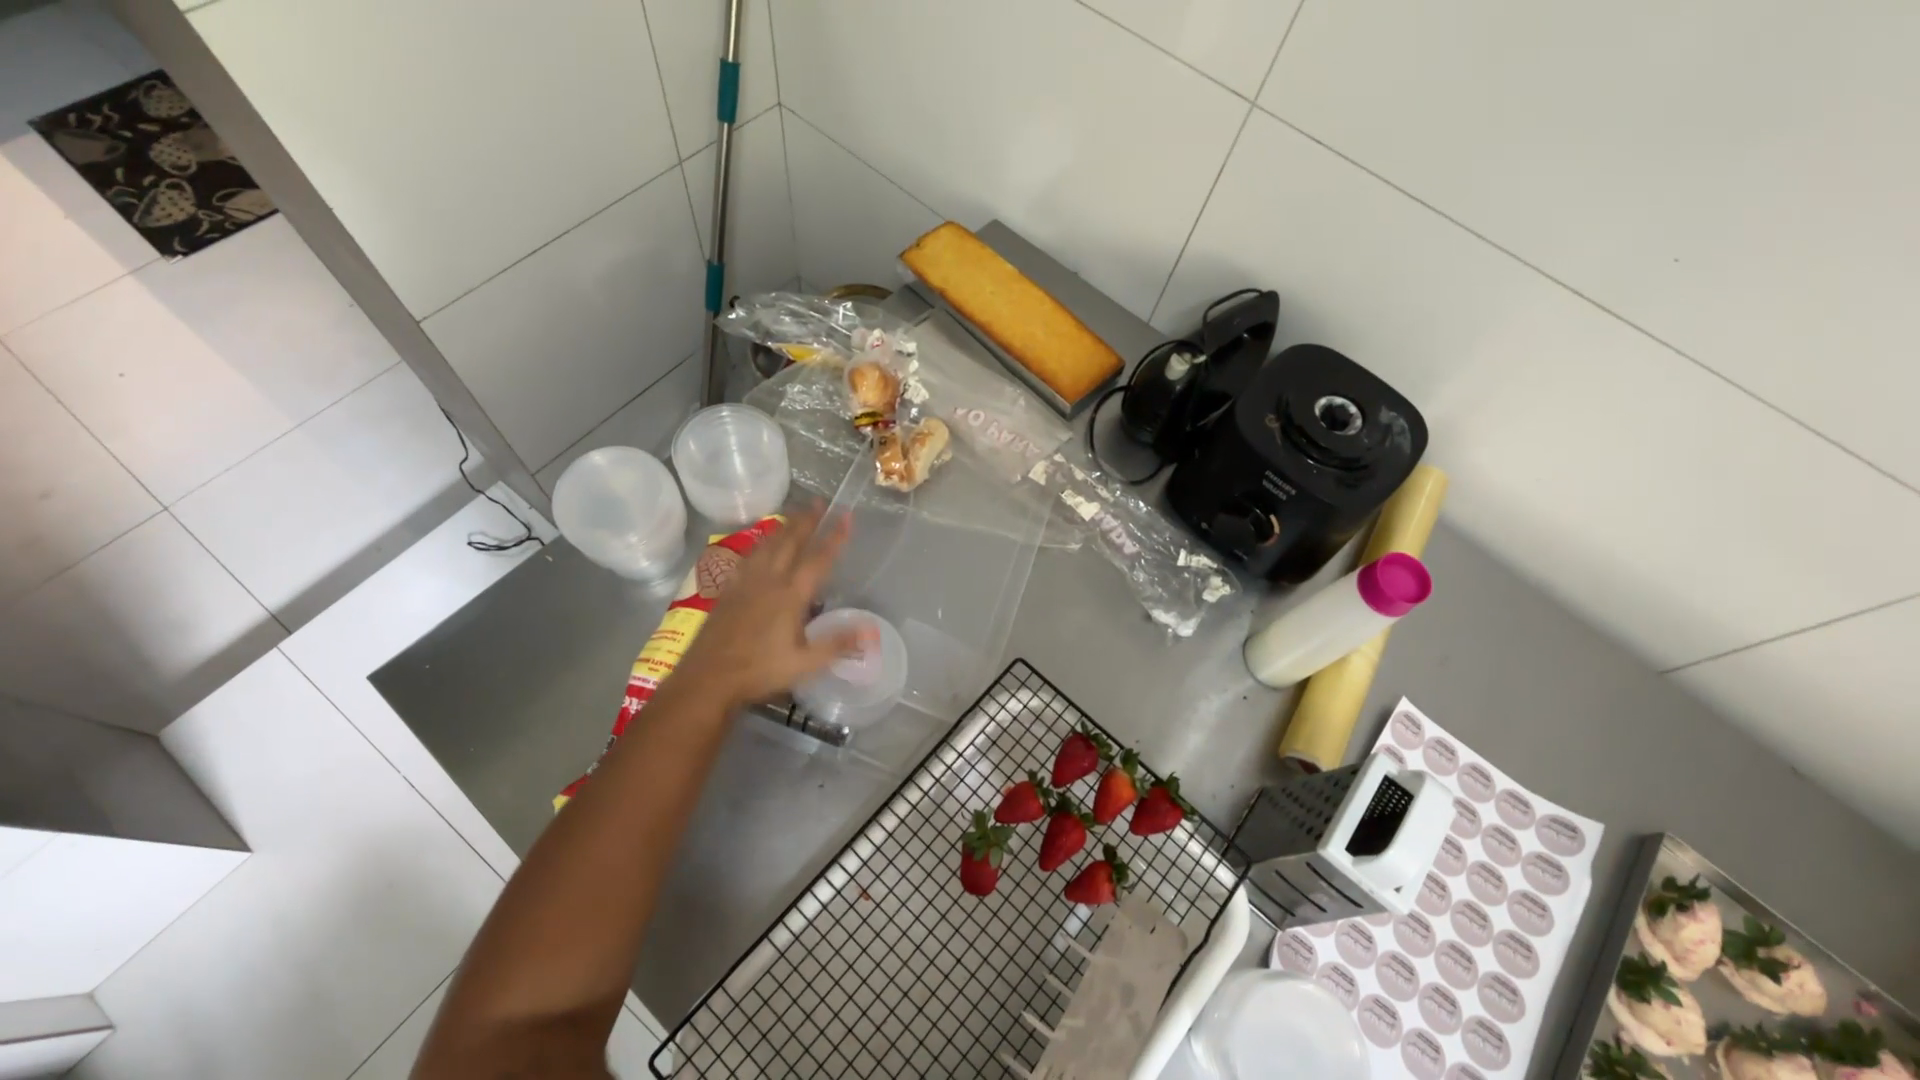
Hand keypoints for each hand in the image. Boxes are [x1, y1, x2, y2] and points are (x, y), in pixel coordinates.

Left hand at [669, 508, 862, 708]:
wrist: (708, 676)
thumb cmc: (760, 670)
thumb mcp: (805, 663)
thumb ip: (838, 643)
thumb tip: (871, 631)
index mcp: (790, 595)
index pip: (818, 559)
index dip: (834, 537)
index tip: (845, 516)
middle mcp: (768, 580)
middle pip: (789, 542)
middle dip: (806, 520)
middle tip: (818, 502)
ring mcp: (745, 582)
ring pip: (767, 545)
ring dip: (783, 527)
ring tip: (793, 515)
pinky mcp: (728, 590)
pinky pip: (748, 558)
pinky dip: (760, 545)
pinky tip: (760, 547)